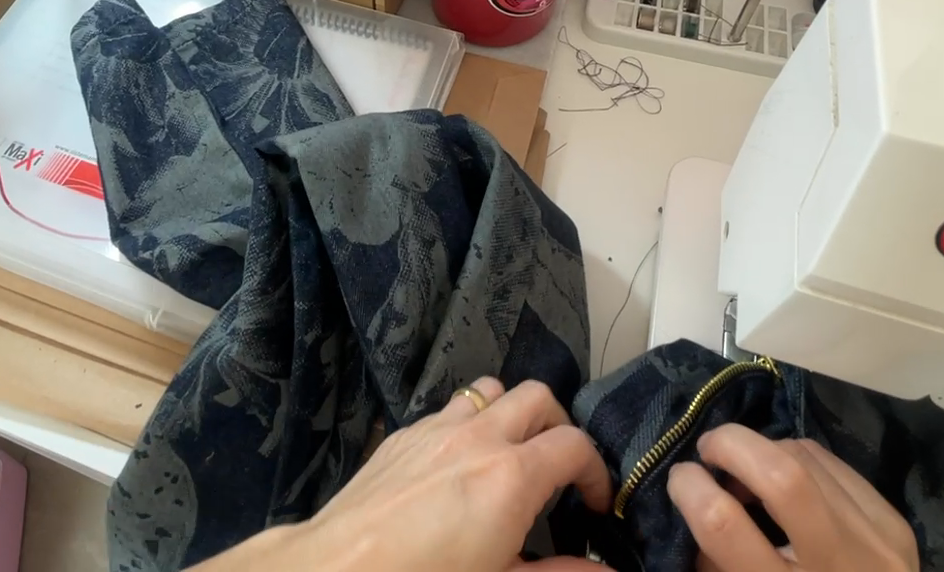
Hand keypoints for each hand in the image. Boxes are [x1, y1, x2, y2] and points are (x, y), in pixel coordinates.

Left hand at [194, 377, 611, 571]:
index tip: (596, 502)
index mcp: (510, 476)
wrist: (340, 569)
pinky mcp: (404, 432)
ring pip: (490, 389)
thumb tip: (603, 568)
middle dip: (558, 426)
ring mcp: (437, 426)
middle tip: (558, 469)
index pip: (574, 445)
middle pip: (536, 396)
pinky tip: (457, 465)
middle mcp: (478, 436)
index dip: (596, 471)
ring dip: (510, 413)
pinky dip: (468, 423)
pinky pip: (449, 408)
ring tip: (509, 455)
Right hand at [667, 425, 917, 571]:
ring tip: (746, 472)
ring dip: (760, 451)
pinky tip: (785, 479)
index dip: (690, 488)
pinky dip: (794, 457)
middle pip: (781, 476)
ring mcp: (878, 543)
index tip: (680, 478)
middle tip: (707, 450)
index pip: (725, 524)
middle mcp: (842, 569)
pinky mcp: (894, 523)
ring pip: (802, 457)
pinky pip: (828, 461)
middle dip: (730, 445)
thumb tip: (689, 498)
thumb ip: (715, 560)